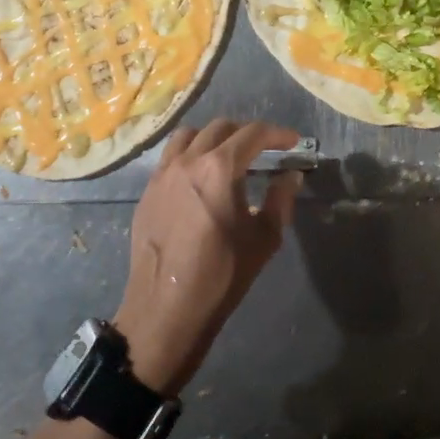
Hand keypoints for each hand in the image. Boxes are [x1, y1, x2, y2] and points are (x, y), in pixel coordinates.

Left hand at [113, 119, 303, 396]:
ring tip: (228, 155)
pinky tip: (199, 177)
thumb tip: (291, 176)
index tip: (292, 141)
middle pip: (221, 127)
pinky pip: (169, 157)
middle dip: (247, 133)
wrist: (165, 311)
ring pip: (190, 136)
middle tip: (264, 149)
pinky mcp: (147, 192)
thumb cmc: (221, 275)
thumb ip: (281, 199)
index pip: (254, 133)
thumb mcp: (264, 239)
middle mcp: (188, 161)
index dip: (278, 133)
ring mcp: (162, 175)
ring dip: (214, 137)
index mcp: (220, 168)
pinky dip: (189, 154)